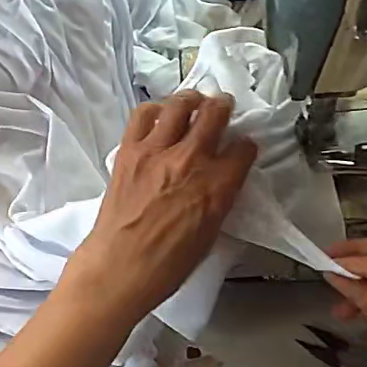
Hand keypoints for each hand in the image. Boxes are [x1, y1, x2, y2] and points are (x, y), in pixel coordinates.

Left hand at [63, 92, 257, 321]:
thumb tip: (222, 182)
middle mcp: (191, 160)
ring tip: (193, 102)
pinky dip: (155, 110)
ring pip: (180, 105)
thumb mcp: (211, 233)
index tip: (241, 147)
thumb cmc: (168, 264)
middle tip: (222, 106)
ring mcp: (157, 151)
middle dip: (223, 107)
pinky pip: (143, 115)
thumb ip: (220, 199)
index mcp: (219, 186)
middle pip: (215, 113)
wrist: (121, 266)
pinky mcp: (129, 151)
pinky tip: (160, 116)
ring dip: (191, 100)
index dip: (245, 146)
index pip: (243, 149)